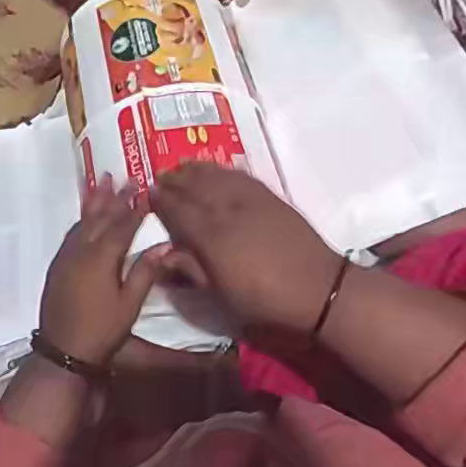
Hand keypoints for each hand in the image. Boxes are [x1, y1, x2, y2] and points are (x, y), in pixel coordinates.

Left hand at [36, 177, 169, 367]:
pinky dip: (81, 219)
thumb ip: (145, 273)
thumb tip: (164, 247)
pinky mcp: (58, 266)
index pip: (122, 226)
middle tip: (126, 179)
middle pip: (101, 218)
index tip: (145, 190)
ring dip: (95, 202)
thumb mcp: (129, 305)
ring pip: (83, 222)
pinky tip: (86, 216)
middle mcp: (81, 251)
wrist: (63, 351)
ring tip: (103, 183)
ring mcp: (66, 257)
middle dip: (115, 198)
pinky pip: (71, 233)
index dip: (134, 208)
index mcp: (102, 258)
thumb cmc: (102, 330)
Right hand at [152, 163, 341, 332]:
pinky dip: (223, 169)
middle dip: (174, 179)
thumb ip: (191, 270)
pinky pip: (240, 175)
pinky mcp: (270, 197)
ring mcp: (250, 199)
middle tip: (160, 177)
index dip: (160, 200)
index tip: (147, 193)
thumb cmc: (264, 299)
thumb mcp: (222, 295)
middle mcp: (226, 209)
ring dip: (196, 170)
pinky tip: (216, 168)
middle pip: (194, 186)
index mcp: (210, 236)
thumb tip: (164, 253)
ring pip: (216, 175)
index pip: (177, 210)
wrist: (318, 288)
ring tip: (181, 167)